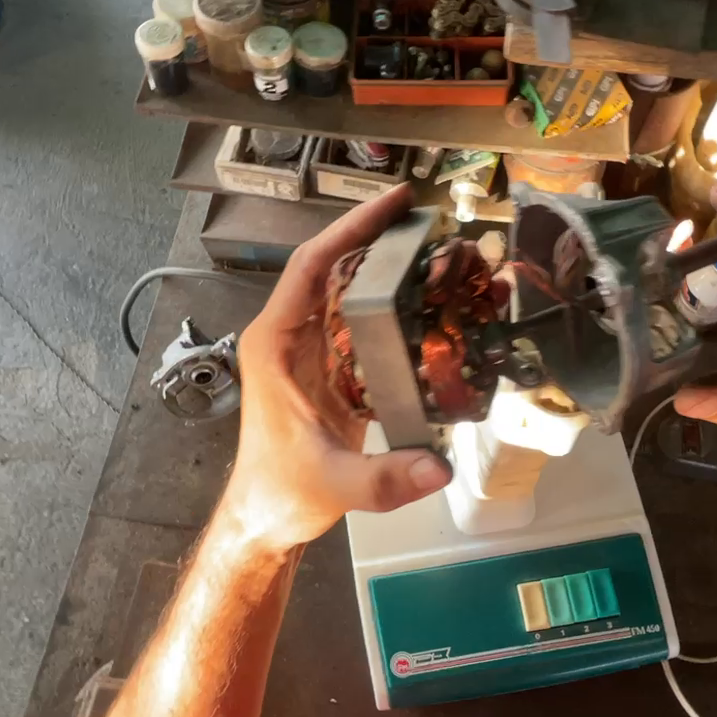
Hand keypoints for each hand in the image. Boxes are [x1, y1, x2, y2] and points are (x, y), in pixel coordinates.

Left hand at [214, 185, 451, 552]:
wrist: (269, 514)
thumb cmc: (283, 491)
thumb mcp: (334, 484)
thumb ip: (383, 478)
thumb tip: (440, 467)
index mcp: (277, 342)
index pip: (312, 265)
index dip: (352, 227)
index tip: (397, 202)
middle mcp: (293, 336)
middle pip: (337, 268)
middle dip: (384, 241)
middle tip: (439, 227)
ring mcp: (313, 351)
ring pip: (352, 293)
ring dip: (394, 271)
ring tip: (447, 257)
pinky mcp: (334, 369)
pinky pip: (365, 325)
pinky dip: (398, 309)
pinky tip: (435, 305)